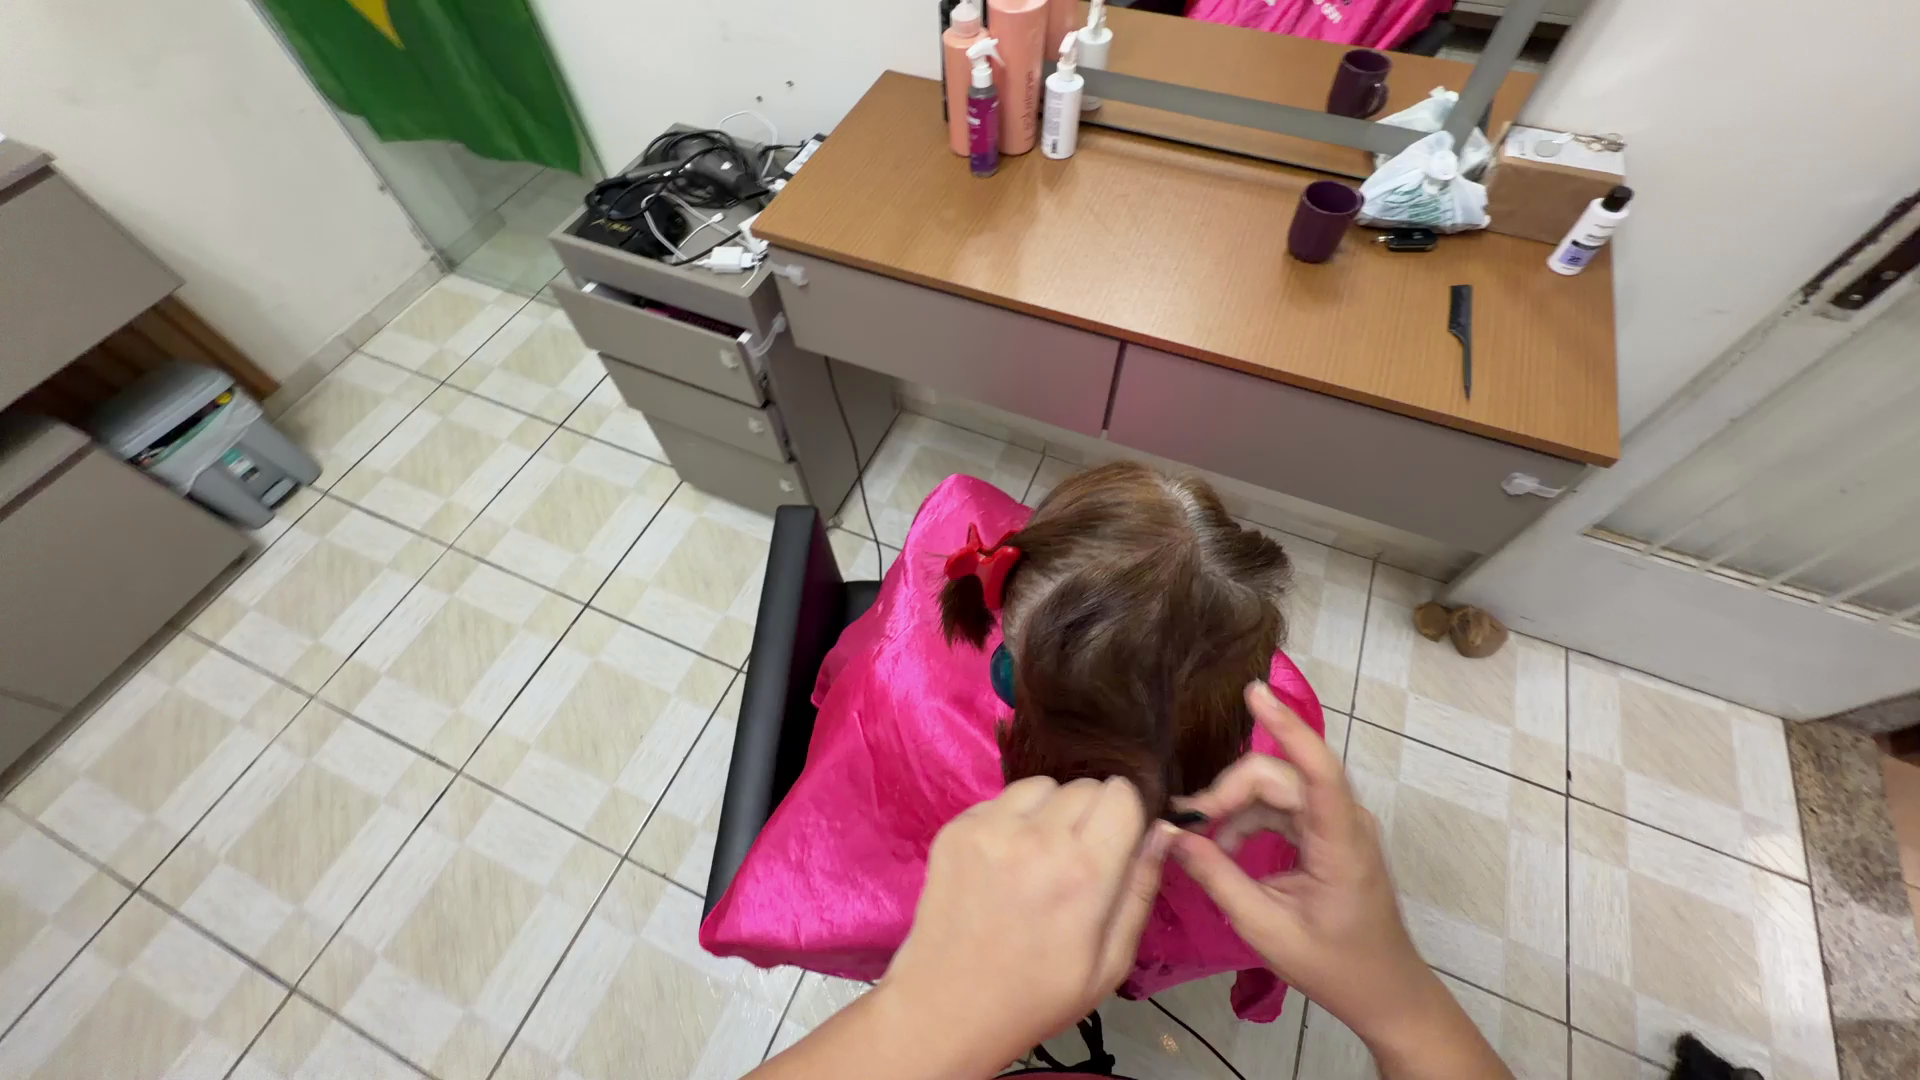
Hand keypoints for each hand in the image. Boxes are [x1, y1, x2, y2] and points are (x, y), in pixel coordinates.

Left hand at [876, 775, 1172, 1072]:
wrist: (948, 1006)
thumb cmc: (1038, 993)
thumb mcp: (1111, 962)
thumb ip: (1140, 888)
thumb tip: (1161, 829)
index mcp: (1084, 872)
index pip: (1121, 794)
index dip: (1125, 812)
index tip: (1116, 836)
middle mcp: (1037, 838)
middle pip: (1084, 785)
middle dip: (1089, 812)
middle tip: (1076, 855)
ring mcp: (990, 827)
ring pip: (1041, 785)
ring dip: (1048, 810)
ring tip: (1036, 855)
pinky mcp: (957, 827)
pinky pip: (1000, 799)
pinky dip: (1009, 820)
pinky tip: (1003, 860)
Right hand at [1169, 682, 1434, 1045]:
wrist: (1386, 993)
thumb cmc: (1334, 966)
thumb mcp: (1267, 930)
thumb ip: (1218, 878)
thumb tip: (1171, 835)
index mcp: (1341, 843)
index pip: (1319, 770)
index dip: (1288, 726)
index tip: (1254, 692)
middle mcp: (1342, 819)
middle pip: (1277, 775)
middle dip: (1227, 791)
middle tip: (1186, 821)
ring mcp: (1334, 820)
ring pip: (1272, 784)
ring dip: (1231, 804)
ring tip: (1199, 836)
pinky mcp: (1323, 827)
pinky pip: (1275, 803)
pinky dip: (1243, 816)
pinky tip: (1223, 845)